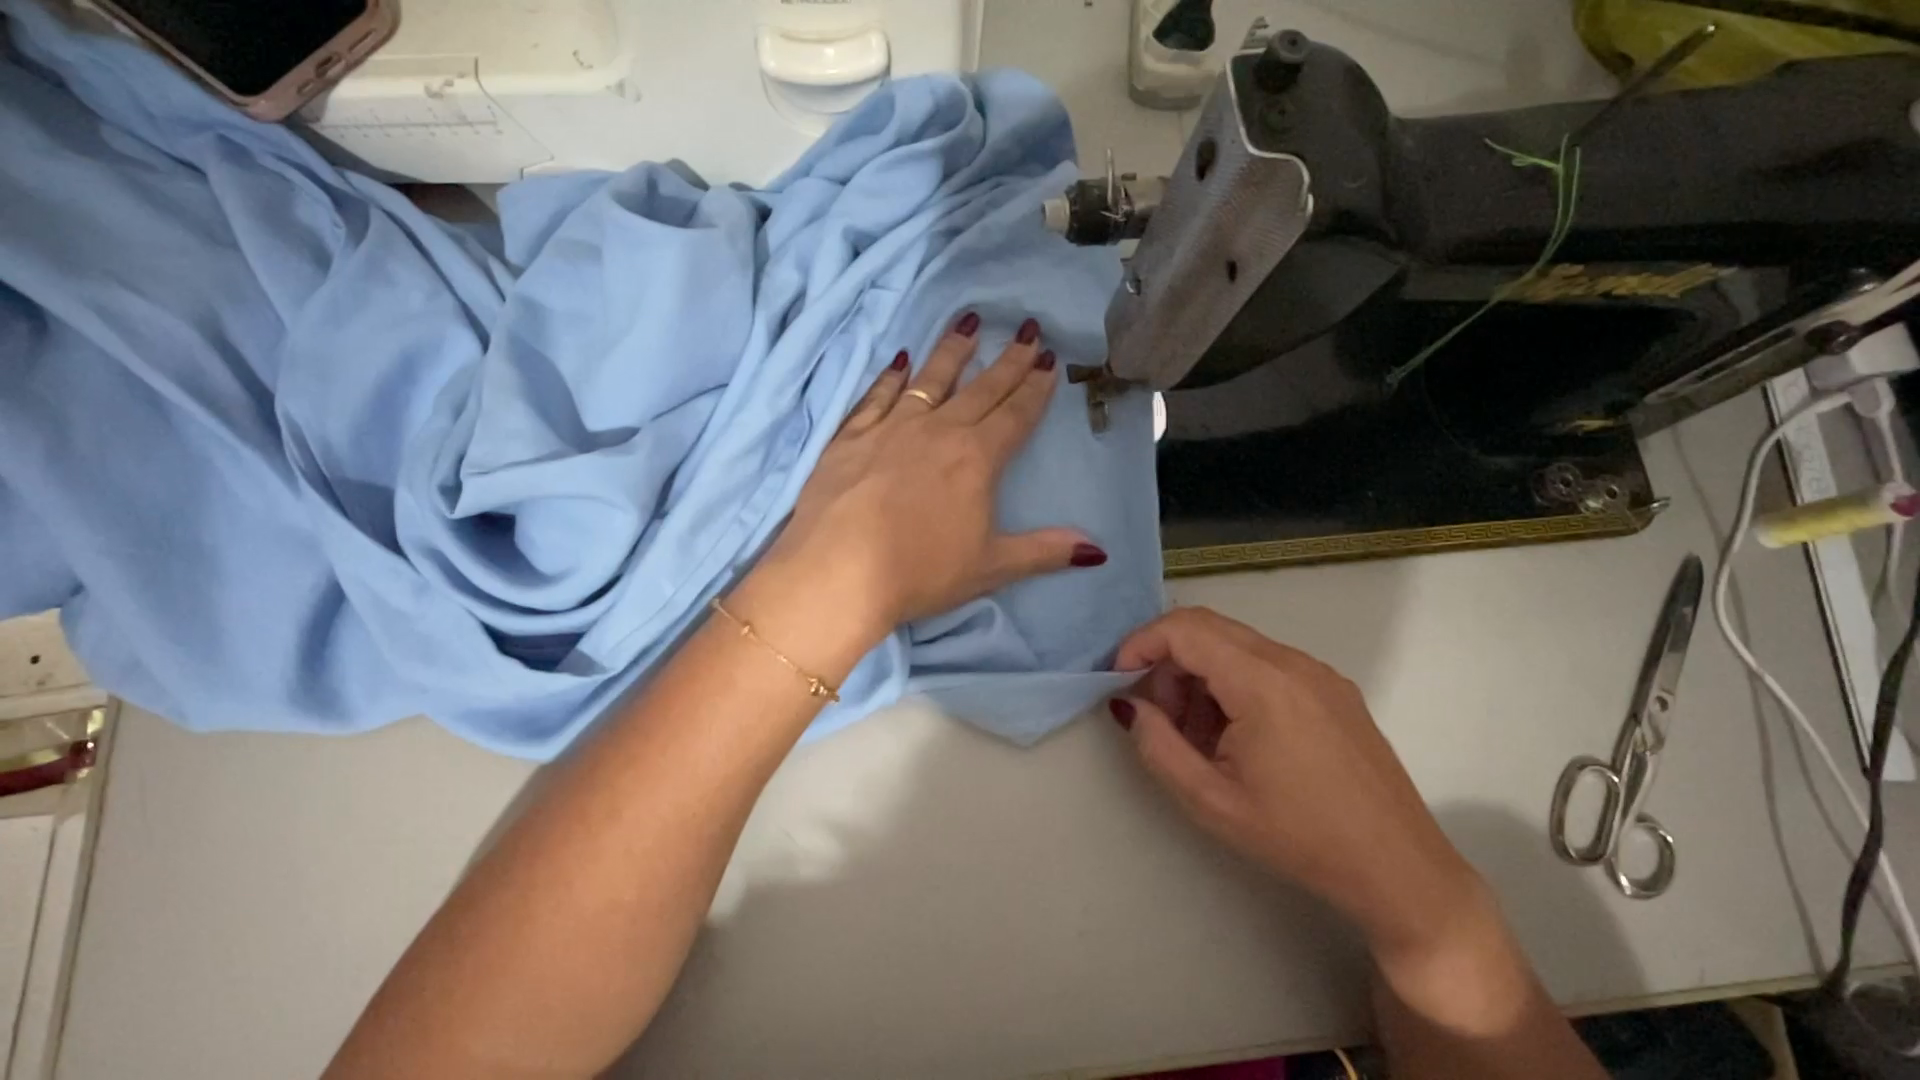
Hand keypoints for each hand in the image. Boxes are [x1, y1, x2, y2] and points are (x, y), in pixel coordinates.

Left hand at [753, 312, 1105, 642]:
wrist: (837, 572)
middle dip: (1008, 360)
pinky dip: (890, 376)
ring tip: (967, 321)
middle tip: (1026, 329)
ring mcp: (890, 428)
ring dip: (952, 351)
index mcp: (976, 459)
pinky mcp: (850, 437)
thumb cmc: (919, 572)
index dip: (1035, 387)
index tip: (1048, 360)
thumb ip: (1043, 552)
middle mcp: (937, 431)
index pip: (1015, 415)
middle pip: (980, 389)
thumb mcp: (990, 568)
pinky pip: (876, 396)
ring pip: (929, 379)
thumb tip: (1097, 551)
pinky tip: (898, 360)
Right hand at [1110, 608, 1487, 960]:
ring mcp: (1320, 673)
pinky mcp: (1336, 691)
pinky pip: (1269, 666)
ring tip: (1197, 737)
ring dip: (1202, 675)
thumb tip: (1129, 706)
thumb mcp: (1211, 800)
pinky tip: (1238, 739)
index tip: (1117, 680)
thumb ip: (1157, 745)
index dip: (1140, 643)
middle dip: (1168, 661)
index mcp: (1262, 682)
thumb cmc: (1299, 838)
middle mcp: (1293, 662)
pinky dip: (1235, 684)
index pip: (1185, 628)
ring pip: (1239, 646)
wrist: (1399, 869)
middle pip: (1210, 628)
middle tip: (1156, 715)